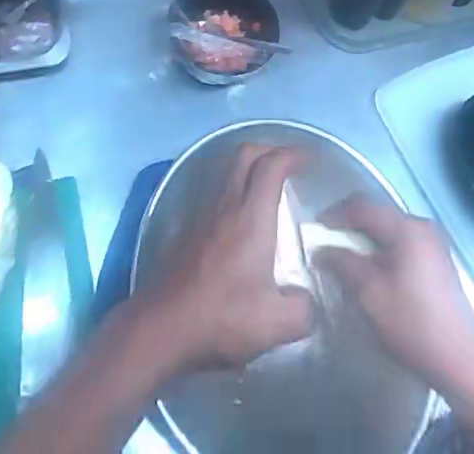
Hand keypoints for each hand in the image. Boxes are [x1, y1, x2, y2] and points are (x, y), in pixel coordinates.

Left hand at [133, 144, 313, 372]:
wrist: (163, 324)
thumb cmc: (222, 317)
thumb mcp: (277, 323)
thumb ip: (303, 308)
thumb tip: (306, 300)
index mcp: (251, 218)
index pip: (270, 167)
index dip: (291, 154)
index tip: (310, 157)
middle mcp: (225, 205)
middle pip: (244, 155)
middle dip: (269, 148)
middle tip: (289, 162)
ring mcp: (202, 213)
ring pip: (226, 170)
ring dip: (248, 165)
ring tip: (268, 182)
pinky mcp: (187, 227)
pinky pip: (214, 191)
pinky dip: (232, 186)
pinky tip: (240, 213)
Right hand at [313, 197, 473, 394]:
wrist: (465, 365)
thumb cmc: (413, 323)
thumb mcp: (369, 292)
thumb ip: (341, 262)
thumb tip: (320, 249)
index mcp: (407, 228)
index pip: (362, 206)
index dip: (334, 214)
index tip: (314, 227)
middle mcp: (423, 228)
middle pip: (378, 215)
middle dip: (350, 225)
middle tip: (327, 240)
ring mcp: (435, 245)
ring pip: (390, 231)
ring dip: (366, 239)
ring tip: (345, 255)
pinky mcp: (439, 263)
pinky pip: (402, 244)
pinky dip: (382, 250)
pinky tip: (371, 269)